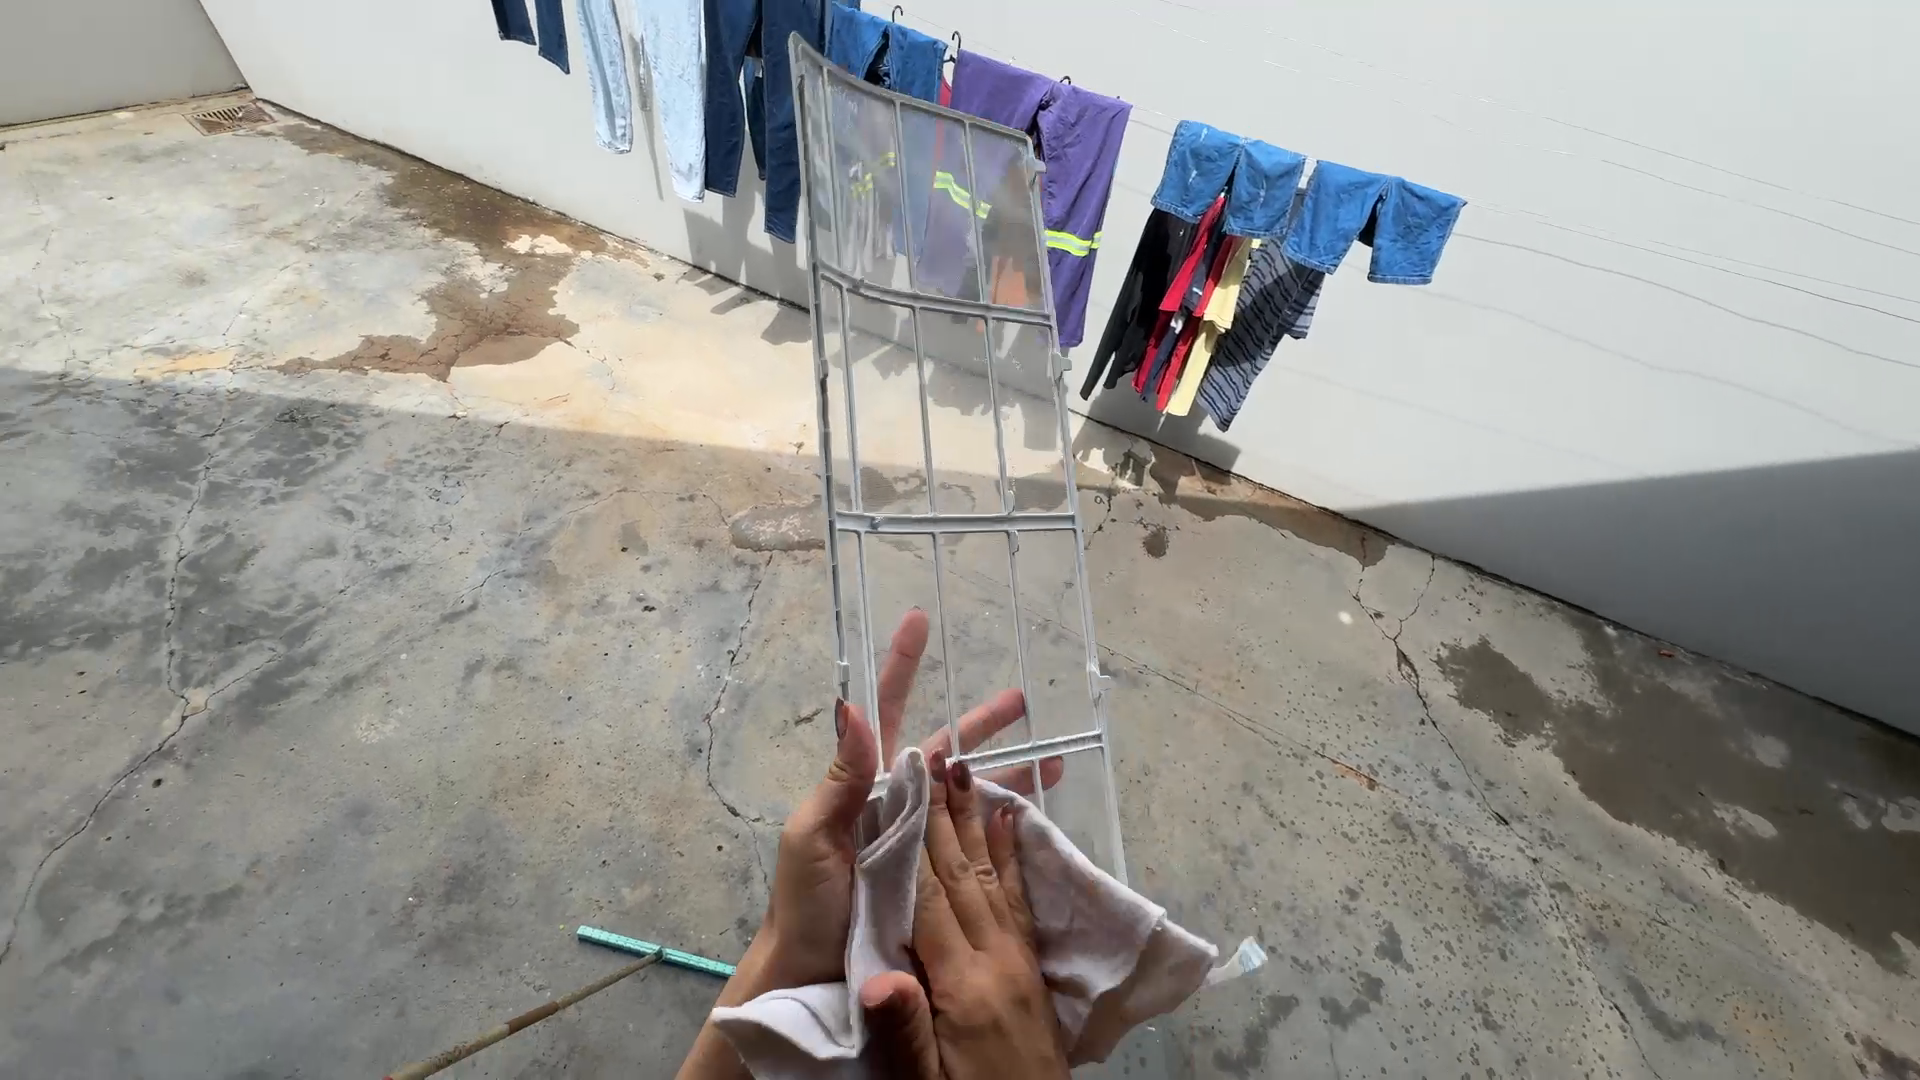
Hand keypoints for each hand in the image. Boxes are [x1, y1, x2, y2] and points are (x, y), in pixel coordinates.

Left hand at [754, 608, 1062, 990]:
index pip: (888, 710)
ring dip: (1010, 772)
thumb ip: (840, 777)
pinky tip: (1036, 814)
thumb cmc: (806, 901)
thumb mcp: (812, 834)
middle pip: (946, 748)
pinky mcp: (941, 873)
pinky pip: (977, 837)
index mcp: (866, 782)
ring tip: (1055, 759)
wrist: (811, 975)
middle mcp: (899, 801)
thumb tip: (853, 707)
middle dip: (983, 722)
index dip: (902, 665)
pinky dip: (1007, 822)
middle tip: (1023, 700)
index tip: (919, 621)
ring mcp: (922, 837)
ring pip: (971, 792)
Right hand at [862, 754, 1069, 1079]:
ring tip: (967, 771)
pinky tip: (1011, 821)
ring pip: (989, 874)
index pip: (929, 901)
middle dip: (943, 814)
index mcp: (961, 985)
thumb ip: (904, 1030)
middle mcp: (993, 958)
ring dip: (975, 820)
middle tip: (935, 757)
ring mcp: (1016, 957)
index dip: (913, 844)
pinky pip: (1018, 899)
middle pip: (960, 874)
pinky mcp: (1029, 963)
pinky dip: (1011, 855)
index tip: (904, 792)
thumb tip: (875, 979)